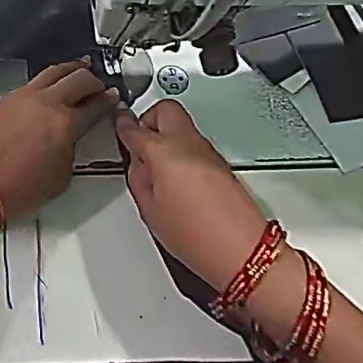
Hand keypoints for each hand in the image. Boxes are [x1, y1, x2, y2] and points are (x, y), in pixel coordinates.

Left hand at [0, 60, 118, 220]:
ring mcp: (21, 97)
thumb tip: (69, 141)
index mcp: (64, 124)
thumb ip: (71, 151)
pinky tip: (46, 86)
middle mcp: (44, 104)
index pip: (96, 104)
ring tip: (78, 68)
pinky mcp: (3, 99)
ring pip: (53, 72)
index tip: (111, 99)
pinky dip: (44, 81)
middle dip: (93, 80)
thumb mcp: (60, 178)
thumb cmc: (11, 188)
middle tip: (98, 84)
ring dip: (70, 69)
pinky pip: (30, 82)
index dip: (108, 101)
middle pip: (78, 77)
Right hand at [115, 100, 274, 287]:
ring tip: (157, 165)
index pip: (136, 128)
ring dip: (166, 136)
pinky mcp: (222, 164)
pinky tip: (175, 177)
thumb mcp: (150, 210)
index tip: (119, 123)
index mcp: (165, 151)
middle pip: (165, 110)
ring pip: (182, 125)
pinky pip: (195, 144)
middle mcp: (190, 144)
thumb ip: (138, 178)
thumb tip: (138, 165)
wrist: (244, 252)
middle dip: (149, 119)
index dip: (123, 125)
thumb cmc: (200, 237)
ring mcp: (209, 152)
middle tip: (139, 139)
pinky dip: (181, 151)